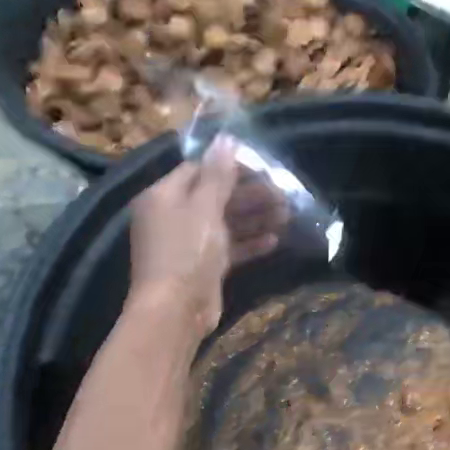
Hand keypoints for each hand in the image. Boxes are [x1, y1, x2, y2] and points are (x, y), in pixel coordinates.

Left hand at [127, 139, 287, 332]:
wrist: (175, 311)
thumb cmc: (186, 252)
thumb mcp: (204, 208)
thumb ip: (218, 174)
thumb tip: (226, 138)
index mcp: (163, 196)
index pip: (198, 170)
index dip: (230, 166)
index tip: (262, 167)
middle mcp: (173, 217)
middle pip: (215, 196)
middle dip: (249, 195)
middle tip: (282, 194)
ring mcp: (188, 244)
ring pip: (225, 223)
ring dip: (255, 218)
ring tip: (286, 215)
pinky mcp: (203, 267)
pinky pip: (229, 248)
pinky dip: (249, 244)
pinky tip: (274, 241)